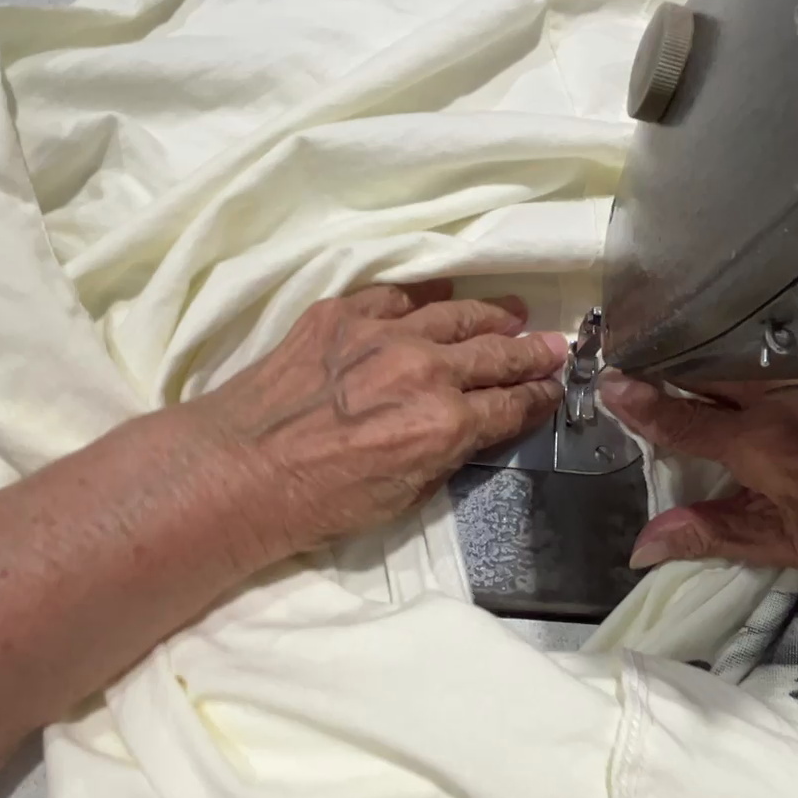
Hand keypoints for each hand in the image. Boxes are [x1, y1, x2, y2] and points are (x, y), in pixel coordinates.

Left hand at [187, 280, 567, 559]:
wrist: (241, 469)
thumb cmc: (322, 502)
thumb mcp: (405, 496)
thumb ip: (447, 454)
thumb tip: (471, 427)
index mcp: (444, 424)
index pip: (510, 405)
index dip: (539, 398)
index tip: (555, 389)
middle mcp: (424, 370)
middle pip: (496, 353)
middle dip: (533, 352)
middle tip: (556, 345)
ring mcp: (383, 333)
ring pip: (456, 314)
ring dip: (492, 315)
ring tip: (514, 312)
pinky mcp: (342, 313)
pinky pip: (398, 296)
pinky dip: (426, 300)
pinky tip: (439, 299)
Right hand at [596, 371, 797, 608]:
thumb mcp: (784, 543)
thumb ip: (709, 535)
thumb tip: (641, 547)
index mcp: (763, 446)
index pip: (685, 423)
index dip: (643, 406)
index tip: (611, 384)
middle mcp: (790, 403)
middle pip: (715, 377)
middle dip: (677, 372)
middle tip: (647, 367)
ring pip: (756, 362)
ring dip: (720, 363)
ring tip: (696, 364)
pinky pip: (797, 355)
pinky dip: (768, 358)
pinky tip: (763, 362)